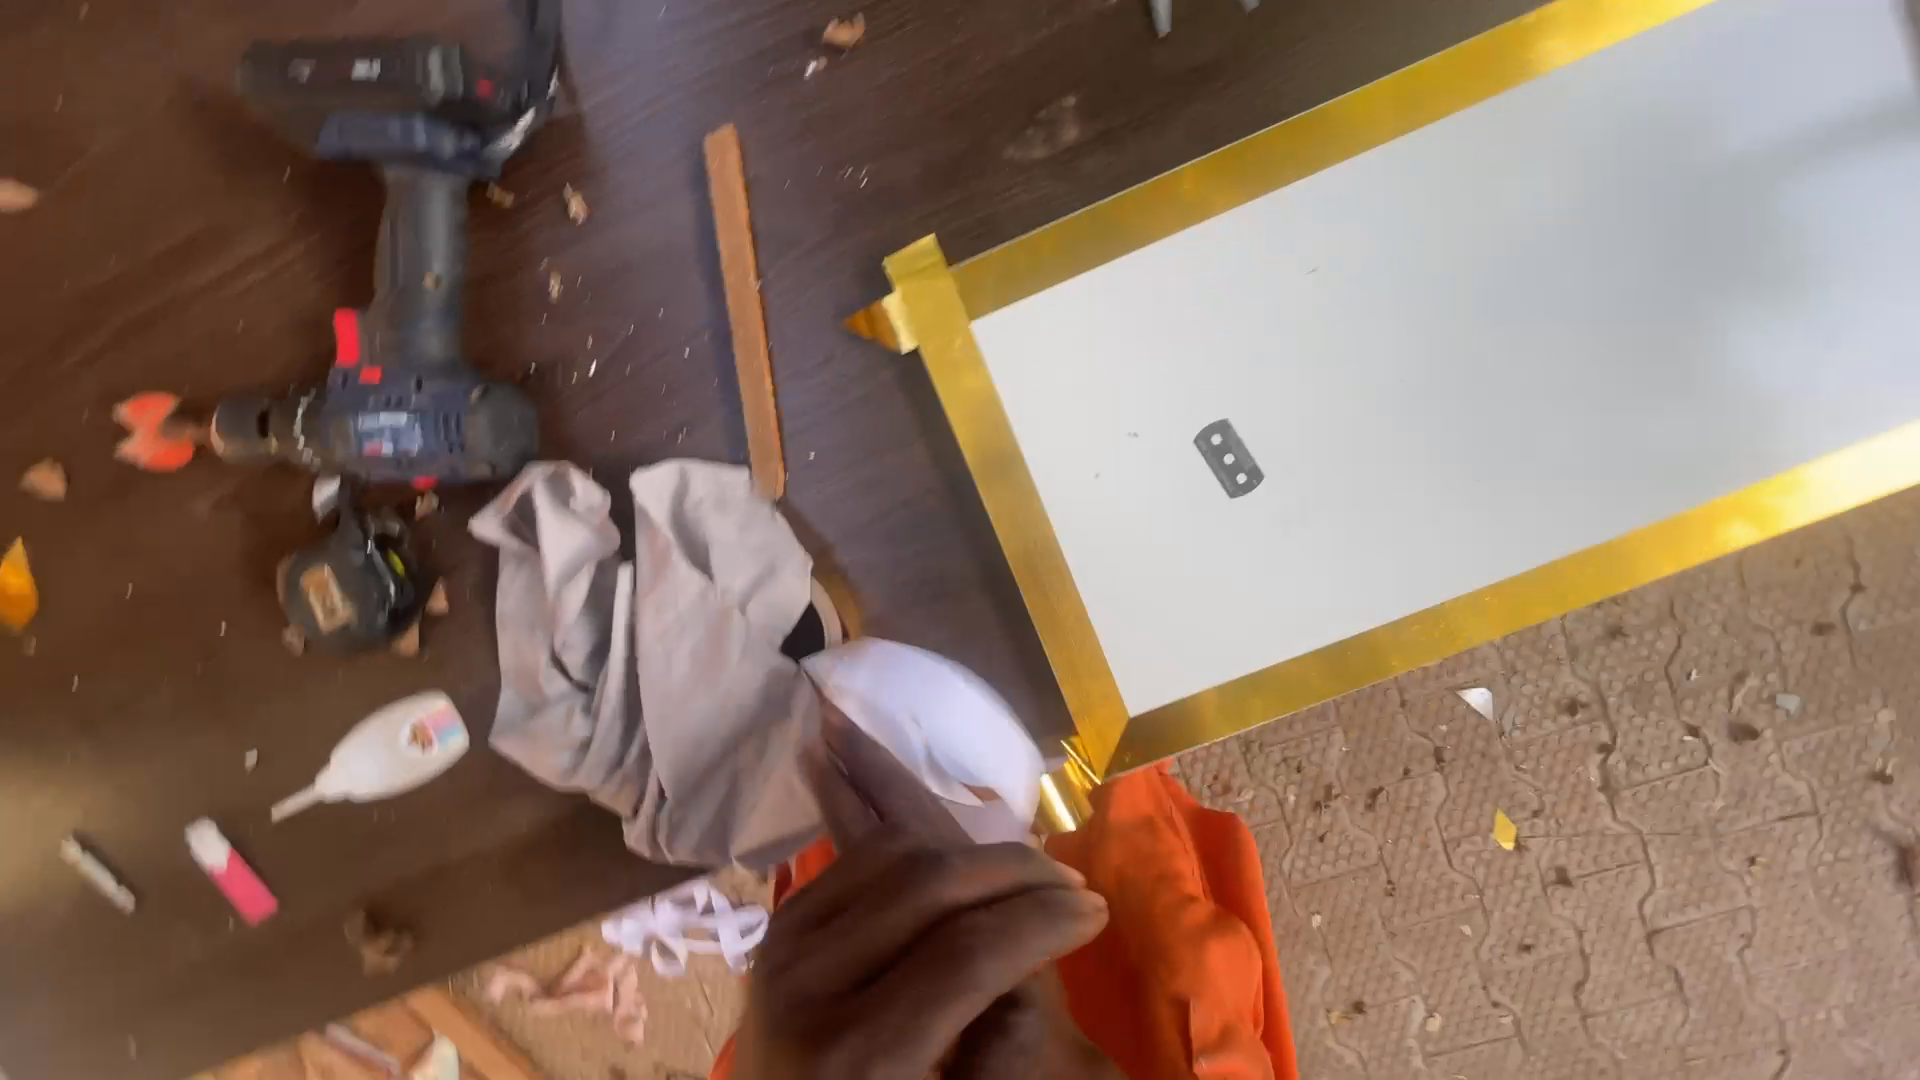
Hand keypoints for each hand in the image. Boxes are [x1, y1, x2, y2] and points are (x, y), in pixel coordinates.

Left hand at [731, 704, 1112, 1078]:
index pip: (967, 953)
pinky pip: (862, 853)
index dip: (1042, 921)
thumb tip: (1037, 953)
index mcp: (858, 1059)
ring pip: (894, 849)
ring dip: (973, 849)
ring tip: (1025, 869)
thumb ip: (1000, 1046)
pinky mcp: (784, 920)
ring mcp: (787, 944)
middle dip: (1015, 871)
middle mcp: (809, 988)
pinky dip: (924, 844)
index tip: (1096, 912)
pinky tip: (966, 861)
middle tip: (1070, 882)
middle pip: (928, 884)